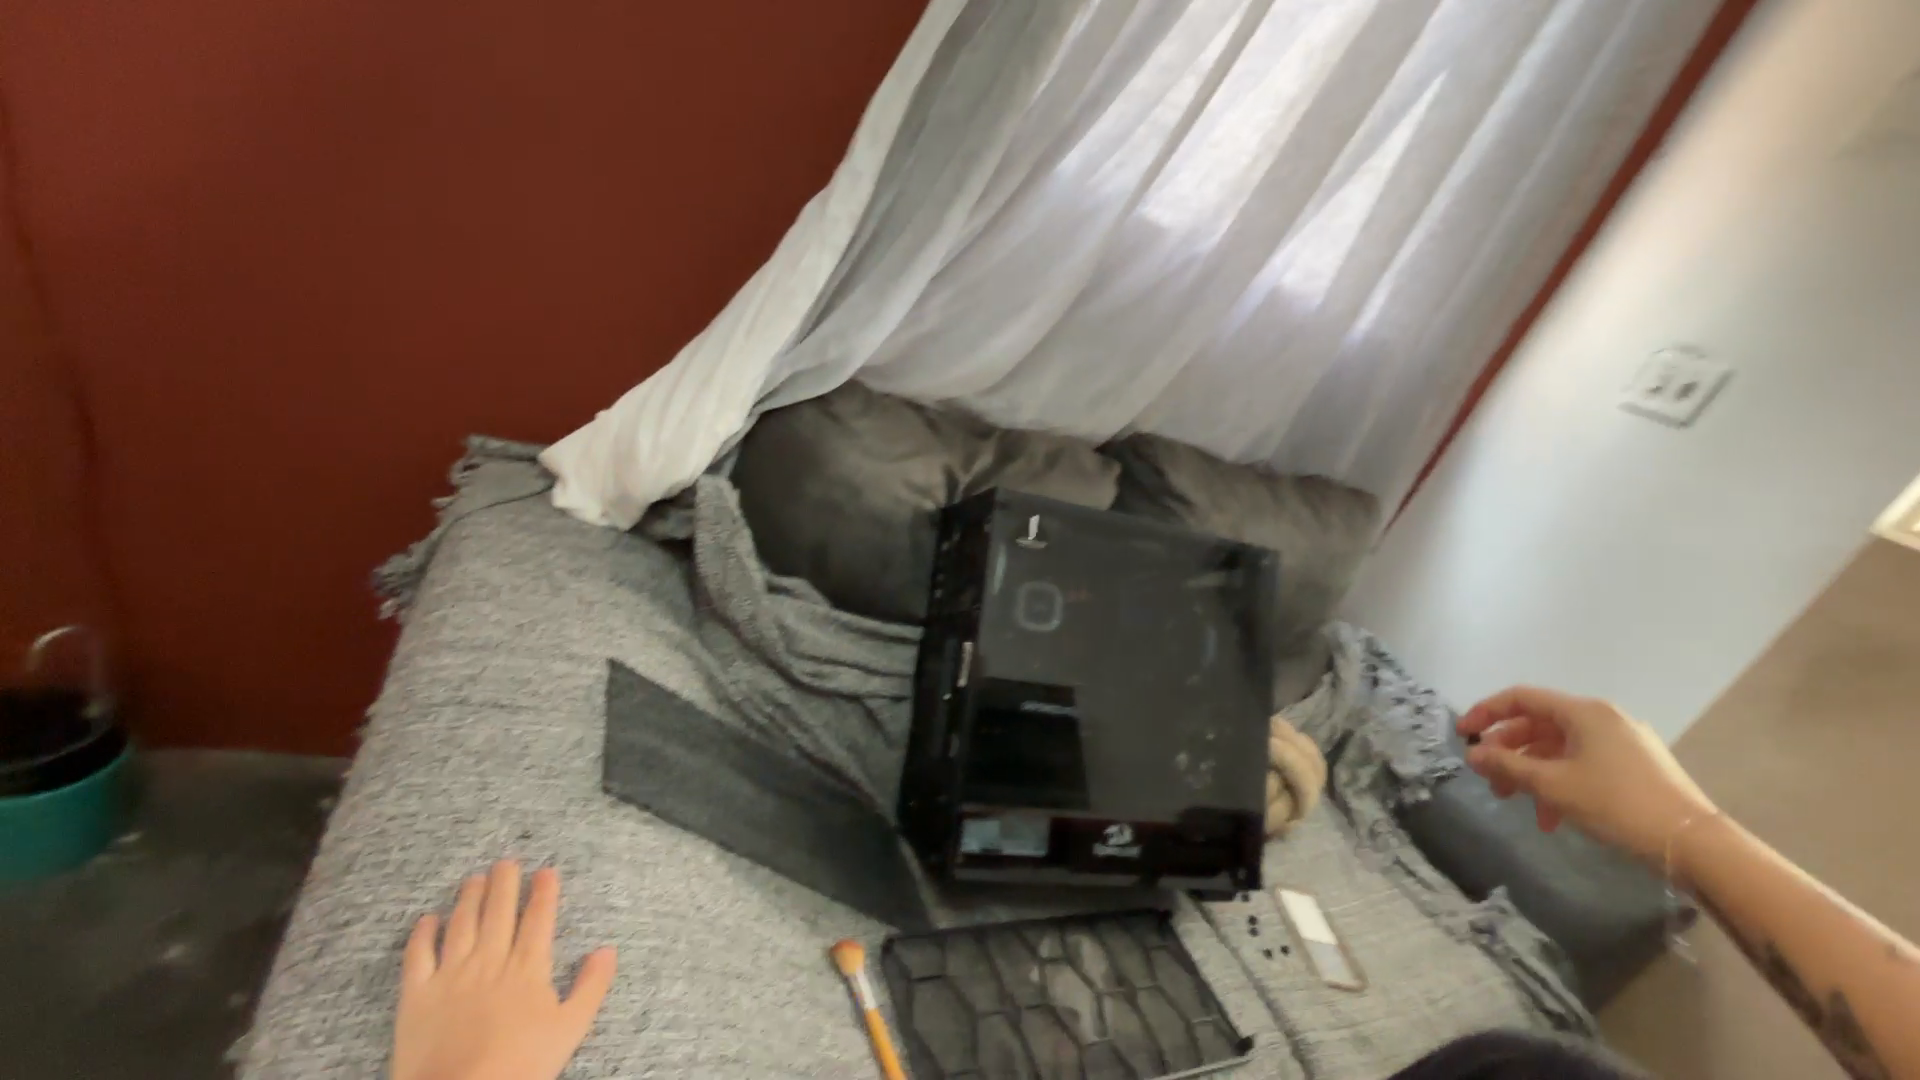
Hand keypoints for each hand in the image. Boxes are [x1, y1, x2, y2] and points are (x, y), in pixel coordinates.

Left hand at [392, 861, 615, 1079]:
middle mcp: (490, 960)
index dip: (544, 892)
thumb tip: (608, 950)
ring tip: (474, 878)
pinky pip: (418, 955)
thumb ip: (591, 986)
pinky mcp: (416, 995)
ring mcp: (451, 975)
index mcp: (528, 967)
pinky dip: (423, 933)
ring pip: (462, 924)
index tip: (546, 871)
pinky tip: (428, 918)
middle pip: (499, 911)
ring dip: (469, 898)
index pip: (539, 918)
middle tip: (506, 862)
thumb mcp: (570, 1028)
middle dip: (505, 883)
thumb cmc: (520, 1065)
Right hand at [1457, 686, 1715, 863]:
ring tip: (1517, 802)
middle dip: (1508, 751)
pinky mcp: (1635, 766)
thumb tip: (1474, 754)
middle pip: (1538, 725)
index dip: (1486, 712)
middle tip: (1489, 779)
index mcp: (1584, 712)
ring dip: (1531, 772)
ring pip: (1559, 748)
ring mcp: (1623, 742)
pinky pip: (1582, 763)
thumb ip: (1507, 765)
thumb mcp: (1552, 785)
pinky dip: (1559, 781)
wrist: (1694, 843)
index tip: (1464, 736)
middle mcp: (1603, 718)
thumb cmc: (1617, 804)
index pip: (1520, 698)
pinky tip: (1552, 815)